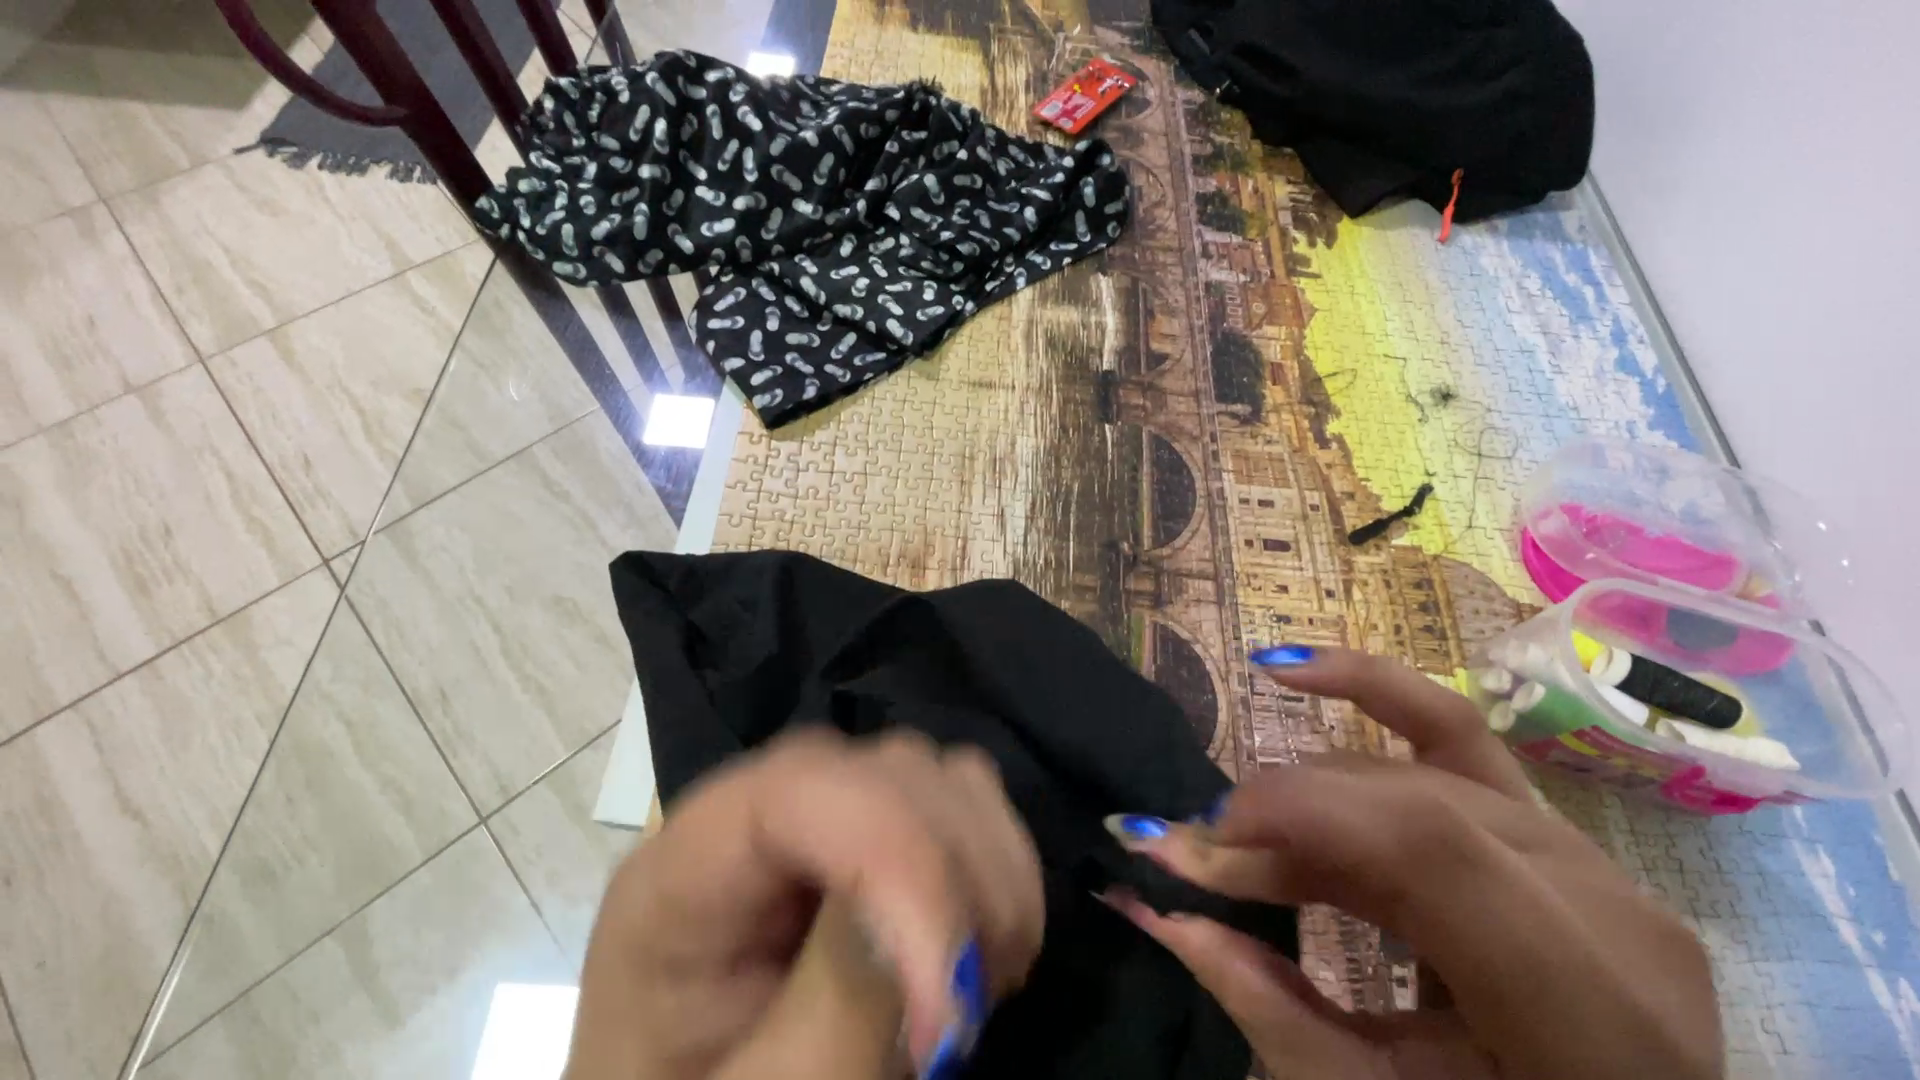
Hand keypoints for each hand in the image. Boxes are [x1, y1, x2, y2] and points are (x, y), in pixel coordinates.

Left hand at [565, 729, 1044, 1079]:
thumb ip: (830, 1013)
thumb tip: (920, 912)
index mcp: (677, 882)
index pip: (789, 793)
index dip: (892, 860)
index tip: (947, 997)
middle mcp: (750, 822)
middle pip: (874, 773)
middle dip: (951, 877)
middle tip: (967, 1012)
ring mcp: (818, 823)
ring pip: (932, 776)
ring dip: (987, 875)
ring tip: (978, 989)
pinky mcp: (873, 839)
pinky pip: (964, 803)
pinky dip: (1001, 870)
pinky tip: (986, 953)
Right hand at [1102, 646, 1720, 1079]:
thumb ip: (1268, 1004)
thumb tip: (1153, 907)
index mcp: (1587, 998)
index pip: (1430, 843)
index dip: (1301, 814)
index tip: (1203, 840)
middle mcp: (1602, 899)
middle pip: (1411, 800)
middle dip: (1286, 817)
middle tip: (1204, 860)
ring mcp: (1589, 855)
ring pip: (1417, 770)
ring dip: (1311, 793)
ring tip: (1243, 832)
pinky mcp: (1559, 832)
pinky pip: (1459, 736)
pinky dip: (1371, 692)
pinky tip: (1289, 669)